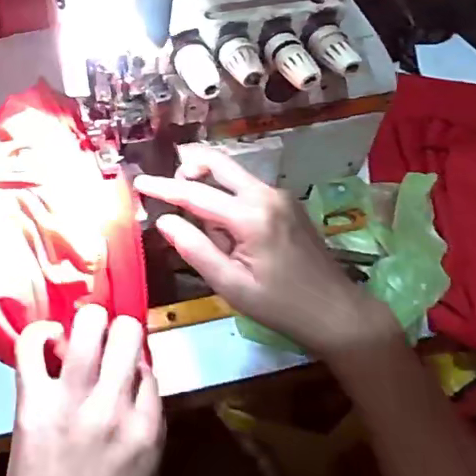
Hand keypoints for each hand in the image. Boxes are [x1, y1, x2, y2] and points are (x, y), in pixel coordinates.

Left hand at [0, 305, 162, 475]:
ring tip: (76, 337)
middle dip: (118, 331)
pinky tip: (44, 341)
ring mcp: (73, 402)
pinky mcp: (34, 403)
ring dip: (85, 322)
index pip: (149, 368)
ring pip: (87, 327)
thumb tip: (138, 388)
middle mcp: (114, 407)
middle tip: (104, 344)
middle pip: (127, 333)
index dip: (135, 365)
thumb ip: (147, 429)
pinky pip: (33, 345)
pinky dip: (39, 333)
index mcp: (148, 430)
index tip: (122, 371)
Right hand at [134, 146, 400, 358]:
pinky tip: (223, 227)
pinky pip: (246, 187)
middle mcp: (265, 194)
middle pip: (218, 163)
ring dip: (208, 183)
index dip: (163, 188)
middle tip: (166, 184)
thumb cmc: (280, 306)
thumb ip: (195, 249)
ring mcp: (279, 196)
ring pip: (233, 173)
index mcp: (250, 216)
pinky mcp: (286, 203)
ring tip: (197, 220)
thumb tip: (165, 221)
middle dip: (188, 166)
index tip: (138, 182)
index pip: (195, 193)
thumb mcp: (231, 285)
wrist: (337, 312)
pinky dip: (226, 194)